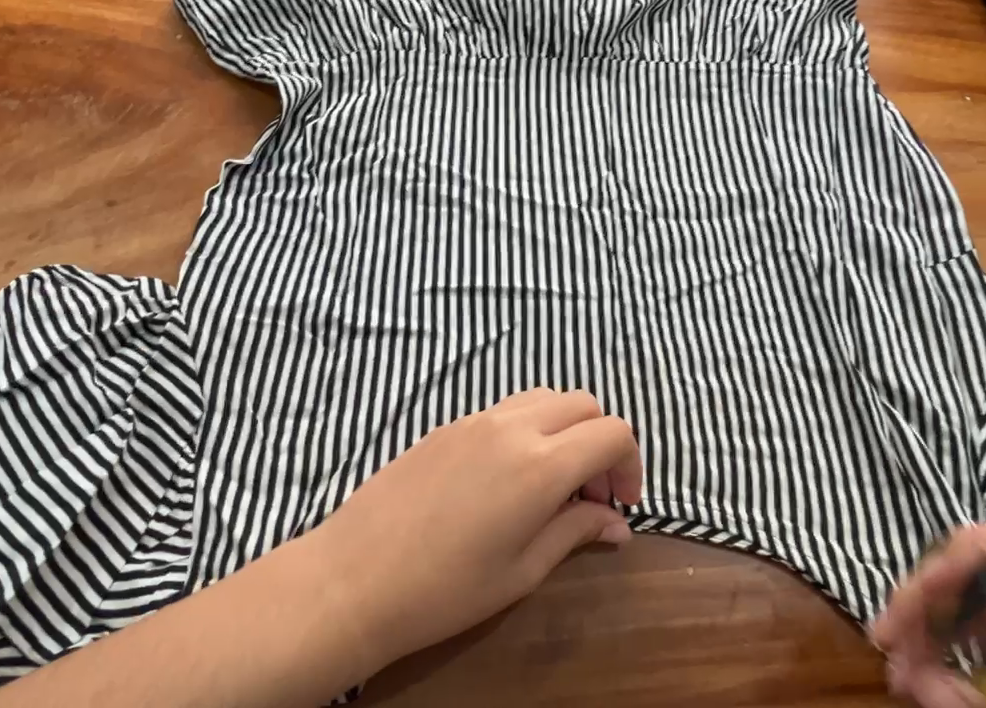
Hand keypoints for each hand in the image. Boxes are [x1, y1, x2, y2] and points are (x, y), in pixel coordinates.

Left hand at [297, 388, 642, 677]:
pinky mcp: (446, 425)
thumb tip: (616, 523)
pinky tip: (507, 479)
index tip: (620, 505)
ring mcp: (475, 420)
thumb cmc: (446, 588)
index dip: (630, 465)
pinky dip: (527, 430)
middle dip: (600, 442)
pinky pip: (504, 409)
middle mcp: (512, 426)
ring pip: (542, 398)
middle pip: (582, 403)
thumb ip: (575, 532)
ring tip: (550, 486)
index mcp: (540, 464)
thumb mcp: (522, 571)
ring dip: (564, 430)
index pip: (612, 432)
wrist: (355, 575)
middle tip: (589, 496)